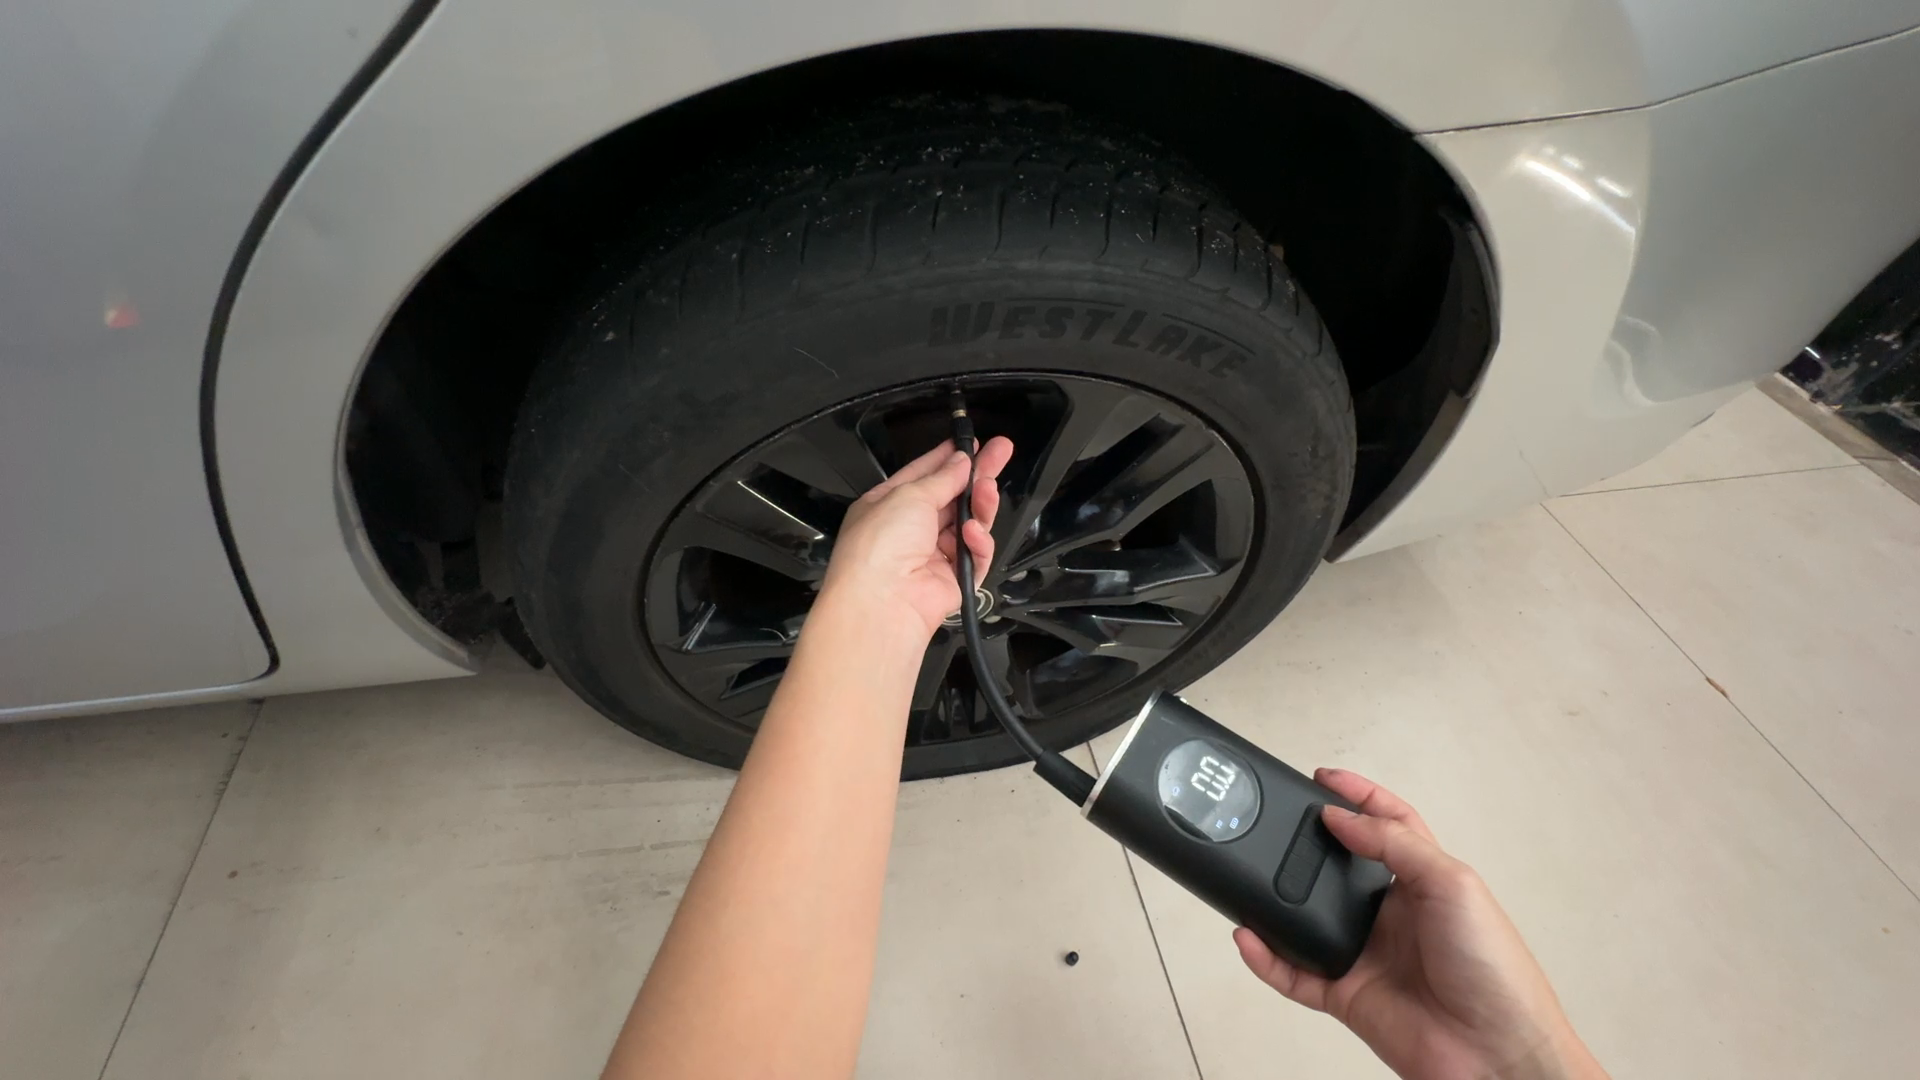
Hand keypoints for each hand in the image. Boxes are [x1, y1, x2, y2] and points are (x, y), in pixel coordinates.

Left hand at [818, 436, 1014, 637]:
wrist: (883, 602)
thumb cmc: (878, 549)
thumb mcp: (909, 495)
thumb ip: (941, 478)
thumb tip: (960, 462)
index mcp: (888, 505)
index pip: (925, 474)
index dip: (949, 458)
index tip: (971, 444)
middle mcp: (909, 530)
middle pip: (952, 496)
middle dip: (977, 474)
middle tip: (1001, 452)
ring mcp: (931, 555)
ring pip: (969, 522)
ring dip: (980, 505)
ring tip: (987, 490)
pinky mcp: (953, 579)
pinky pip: (976, 554)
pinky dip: (979, 542)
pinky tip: (973, 533)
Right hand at [1234, 770, 1606, 1079]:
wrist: (1499, 1061)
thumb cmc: (1496, 974)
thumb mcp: (1453, 886)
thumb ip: (1394, 844)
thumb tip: (1340, 817)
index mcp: (1421, 881)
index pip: (1386, 823)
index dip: (1357, 795)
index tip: (1322, 776)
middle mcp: (1388, 913)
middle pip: (1335, 865)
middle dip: (1305, 841)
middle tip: (1275, 820)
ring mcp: (1364, 952)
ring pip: (1305, 917)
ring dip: (1276, 900)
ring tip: (1250, 877)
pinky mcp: (1345, 994)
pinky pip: (1292, 973)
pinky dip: (1266, 957)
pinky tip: (1249, 938)